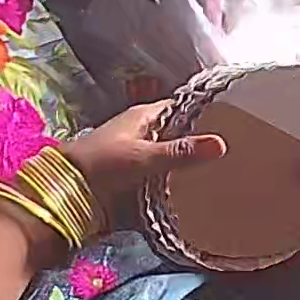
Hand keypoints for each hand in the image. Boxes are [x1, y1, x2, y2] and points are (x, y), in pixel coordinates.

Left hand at [60, 101, 227, 215]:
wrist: (66, 191)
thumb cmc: (103, 163)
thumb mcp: (145, 156)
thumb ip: (181, 151)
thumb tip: (222, 143)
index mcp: (144, 117)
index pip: (180, 107)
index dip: (202, 112)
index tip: (230, 120)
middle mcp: (142, 133)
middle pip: (177, 134)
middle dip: (198, 142)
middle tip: (233, 150)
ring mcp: (137, 157)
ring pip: (169, 157)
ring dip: (187, 165)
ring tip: (221, 172)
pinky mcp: (133, 180)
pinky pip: (160, 179)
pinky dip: (174, 184)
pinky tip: (194, 192)